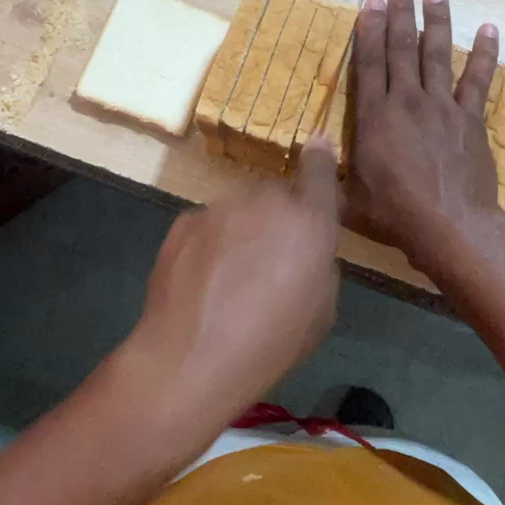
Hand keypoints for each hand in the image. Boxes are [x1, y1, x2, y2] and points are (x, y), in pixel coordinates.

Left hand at [110, 143, 341, 438]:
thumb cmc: (271, 344)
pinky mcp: (183, 222)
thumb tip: (304, 249)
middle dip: (276, 216)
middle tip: (269, 259)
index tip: (318, 145)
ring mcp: (219, 209)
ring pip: (237, 209)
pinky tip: (202, 280)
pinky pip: (206, 225)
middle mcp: (265, 203)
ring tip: (229, 277)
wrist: (192, 358)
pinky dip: (209, 243)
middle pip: (275, 195)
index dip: (320, 160)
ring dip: (240, 230)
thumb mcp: (320, 311)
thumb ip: (318, 264)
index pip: (320, 174)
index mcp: (309, 223)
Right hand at [346, 0, 504, 279]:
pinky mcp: (470, 119)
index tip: (370, 4)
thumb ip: (329, 174)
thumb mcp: (347, 199)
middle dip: (399, 15)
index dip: (367, 32)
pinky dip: (485, 54)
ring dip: (436, 22)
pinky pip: (478, 80)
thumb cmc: (393, 215)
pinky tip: (490, 30)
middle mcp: (406, 102)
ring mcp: (441, 107)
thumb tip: (310, 153)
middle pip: (401, 50)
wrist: (450, 224)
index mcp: (373, 118)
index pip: (368, 65)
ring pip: (438, 55)